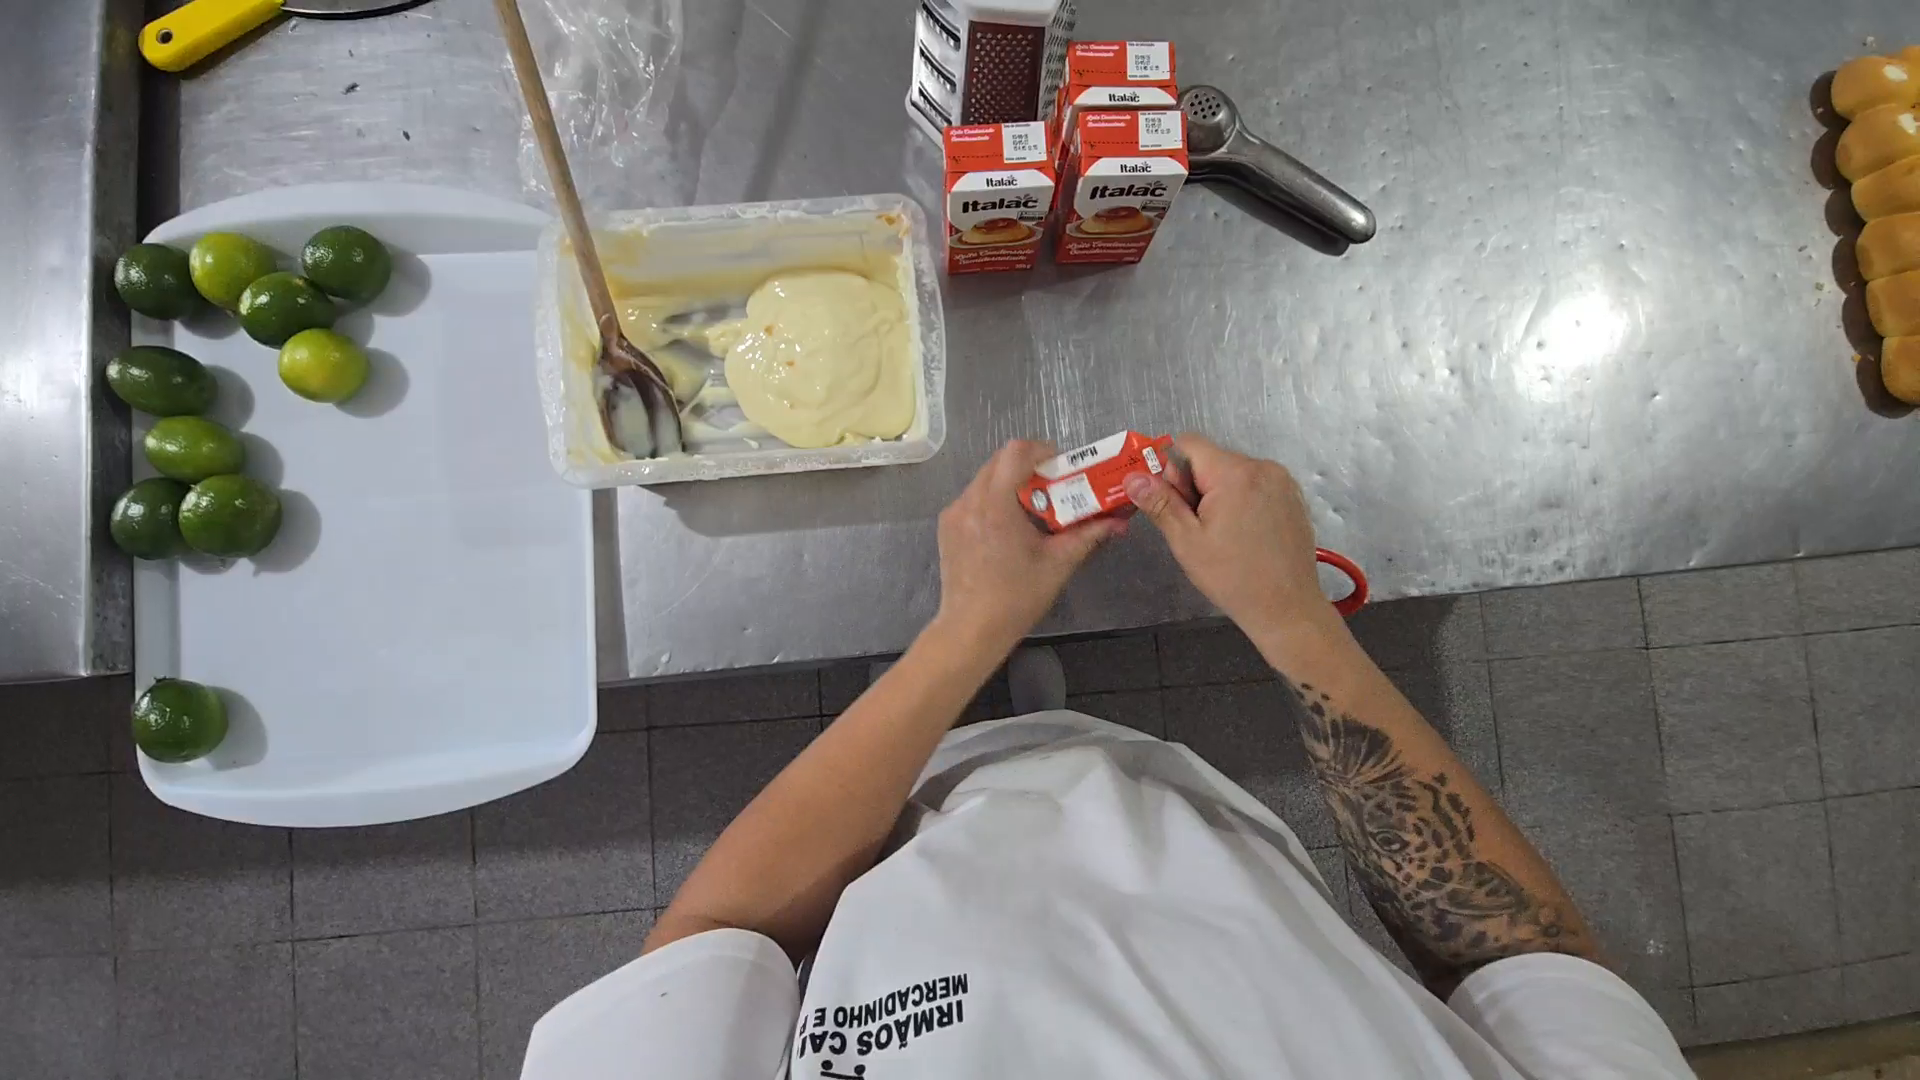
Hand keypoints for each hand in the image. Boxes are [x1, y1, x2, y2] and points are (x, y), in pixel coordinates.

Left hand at [933, 440, 1123, 649]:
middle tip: (1052, 488)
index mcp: (995, 504)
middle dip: (1028, 467)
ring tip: (1032, 511)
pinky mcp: (946, 527)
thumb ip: (1089, 534)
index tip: (1060, 467)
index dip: (1042, 450)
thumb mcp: (1058, 563)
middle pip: (999, 461)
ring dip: (1010, 484)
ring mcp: (953, 513)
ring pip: (984, 479)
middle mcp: (969, 501)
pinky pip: (972, 499)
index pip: (1016, 452)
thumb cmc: (1016, 597)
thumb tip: (1119, 520)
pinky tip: (1008, 529)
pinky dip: (993, 501)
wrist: (970, 629)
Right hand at [1123, 434, 1338, 641]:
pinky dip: (1239, 501)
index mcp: (1234, 473)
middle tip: (1195, 526)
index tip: (1174, 503)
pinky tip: (1241, 534)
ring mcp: (1282, 481)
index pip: (1187, 443)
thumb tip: (1133, 477)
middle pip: (1210, 458)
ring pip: (1231, 472)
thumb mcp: (1186, 541)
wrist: (1287, 608)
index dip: (1171, 469)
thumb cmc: (1232, 577)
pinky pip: (1253, 485)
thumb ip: (1160, 503)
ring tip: (1220, 533)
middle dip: (1194, 485)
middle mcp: (1262, 467)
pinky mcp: (1292, 496)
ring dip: (1216, 494)